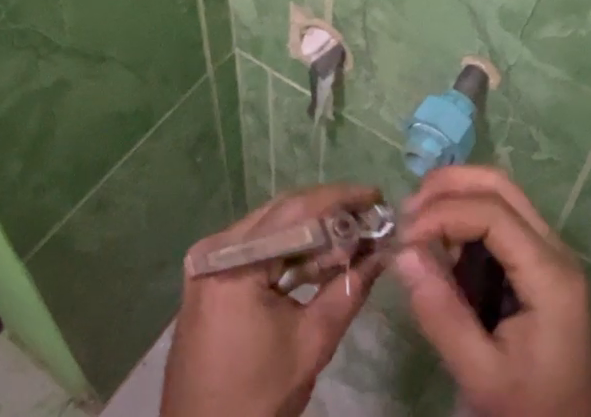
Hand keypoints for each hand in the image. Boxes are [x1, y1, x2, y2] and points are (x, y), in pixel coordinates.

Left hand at [161, 184, 383, 416]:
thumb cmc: (258, 394)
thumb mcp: (312, 343)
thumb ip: (348, 289)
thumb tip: (383, 251)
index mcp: (235, 262)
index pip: (296, 212)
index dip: (340, 200)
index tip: (377, 197)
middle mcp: (215, 248)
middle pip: (281, 213)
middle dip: (328, 210)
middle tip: (369, 214)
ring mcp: (207, 260)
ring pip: (269, 226)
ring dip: (309, 226)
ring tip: (352, 231)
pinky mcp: (208, 274)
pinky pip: (255, 245)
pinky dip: (287, 245)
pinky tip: (317, 253)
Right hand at [394, 166, 590, 416]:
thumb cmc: (530, 408)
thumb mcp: (480, 374)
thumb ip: (442, 314)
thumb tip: (401, 253)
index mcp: (550, 276)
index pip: (492, 212)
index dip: (442, 213)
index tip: (403, 237)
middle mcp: (556, 252)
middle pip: (501, 186)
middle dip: (448, 186)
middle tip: (407, 213)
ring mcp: (549, 255)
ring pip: (501, 196)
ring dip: (455, 198)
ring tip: (417, 227)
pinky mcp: (538, 265)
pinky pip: (500, 220)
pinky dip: (464, 218)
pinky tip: (439, 244)